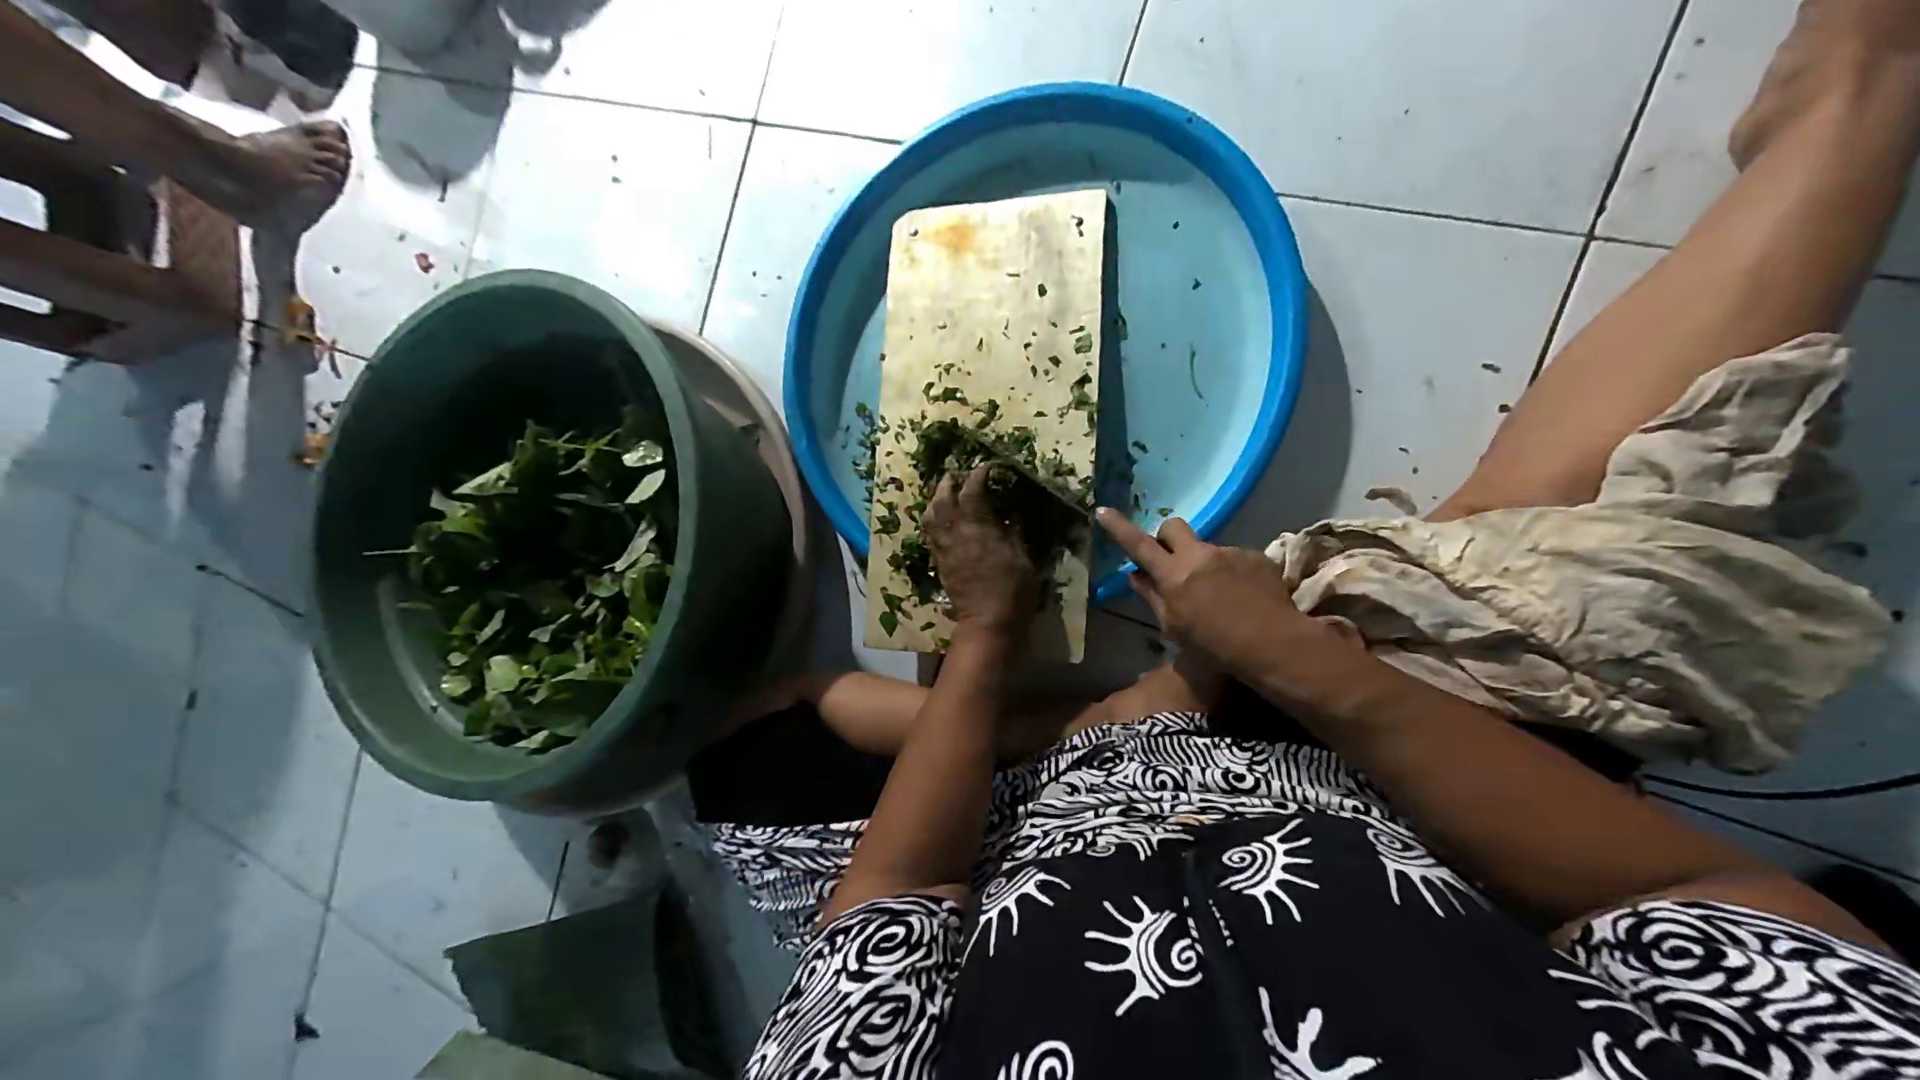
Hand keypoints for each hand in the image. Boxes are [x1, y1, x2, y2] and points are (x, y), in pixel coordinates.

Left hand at [924, 466, 1039, 635]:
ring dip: (937, 499)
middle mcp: (954, 531)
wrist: (987, 622)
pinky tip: (943, 520)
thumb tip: (1012, 512)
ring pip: (930, 514)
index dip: (979, 474)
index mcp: (976, 525)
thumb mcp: (1023, 555)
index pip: (972, 489)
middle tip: (960, 475)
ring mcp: (942, 547)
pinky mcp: (938, 561)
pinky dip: (934, 520)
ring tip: (946, 493)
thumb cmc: (1013, 589)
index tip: (988, 467)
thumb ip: (1014, 530)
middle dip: (950, 482)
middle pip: (942, 497)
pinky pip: (930, 533)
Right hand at [1095, 508, 1370, 713]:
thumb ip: (1152, 597)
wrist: (1274, 644)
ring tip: (1221, 596)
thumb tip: (1136, 576)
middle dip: (1167, 537)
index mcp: (1174, 575)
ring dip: (1206, 565)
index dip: (1118, 527)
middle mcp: (1200, 555)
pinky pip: (1235, 559)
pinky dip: (1233, 574)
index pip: (1138, 545)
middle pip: (1174, 527)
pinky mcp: (1256, 557)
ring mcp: (1230, 552)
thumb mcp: (1174, 628)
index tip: (1102, 510)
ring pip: (1207, 549)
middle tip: (1172, 561)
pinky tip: (1243, 597)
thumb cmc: (1216, 646)